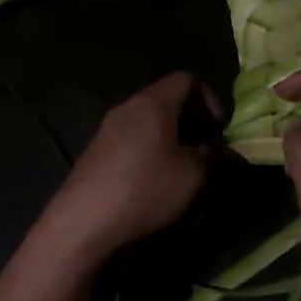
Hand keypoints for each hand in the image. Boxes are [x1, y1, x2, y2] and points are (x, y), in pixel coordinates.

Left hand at [41, 72, 218, 262]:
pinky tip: (153, 178)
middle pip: (166, 97)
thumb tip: (213, 150)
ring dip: (170, 136)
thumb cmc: (145, 190)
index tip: (217, 130)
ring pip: (148, 118)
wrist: (83, 221)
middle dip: (191, 119)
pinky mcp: (96, 150)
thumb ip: (211, 156)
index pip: (187, 79)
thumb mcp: (192, 176)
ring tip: (181, 167)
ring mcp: (108, 128)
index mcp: (153, 103)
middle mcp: (128, 106)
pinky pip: (131, 136)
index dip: (209, 99)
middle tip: (203, 149)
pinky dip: (149, 147)